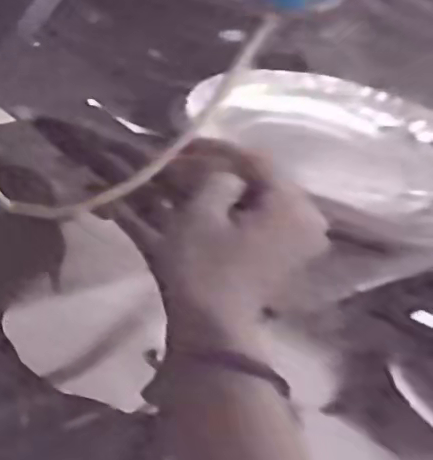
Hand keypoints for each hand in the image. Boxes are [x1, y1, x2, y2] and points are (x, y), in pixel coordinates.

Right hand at [153, 145, 328, 334]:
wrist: (210, 316)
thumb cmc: (202, 261)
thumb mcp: (199, 213)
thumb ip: (214, 180)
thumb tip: (216, 170)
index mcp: (292, 207)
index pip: (258, 161)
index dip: (214, 147)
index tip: (174, 143)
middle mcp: (301, 220)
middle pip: (251, 181)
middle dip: (204, 170)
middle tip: (162, 166)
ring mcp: (287, 240)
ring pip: (241, 201)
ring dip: (200, 190)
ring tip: (158, 185)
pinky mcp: (269, 254)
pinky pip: (238, 221)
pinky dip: (206, 211)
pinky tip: (174, 209)